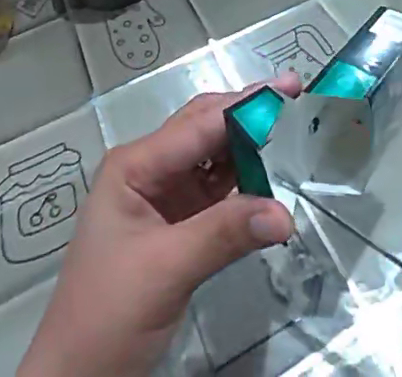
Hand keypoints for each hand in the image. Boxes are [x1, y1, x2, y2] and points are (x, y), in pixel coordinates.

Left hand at [17, 75, 302, 376]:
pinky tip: (269, 172)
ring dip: (248, 141)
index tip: (290, 87)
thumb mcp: (165, 270)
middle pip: (205, 127)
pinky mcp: (179, 219)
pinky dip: (245, 176)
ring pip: (213, 152)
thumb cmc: (107, 314)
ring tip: (289, 126)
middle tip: (294, 96)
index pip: (200, 124)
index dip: (246, 104)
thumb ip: (224, 234)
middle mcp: (150, 167)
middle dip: (248, 111)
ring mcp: (164, 193)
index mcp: (136, 164)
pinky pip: (218, 185)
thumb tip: (285, 214)